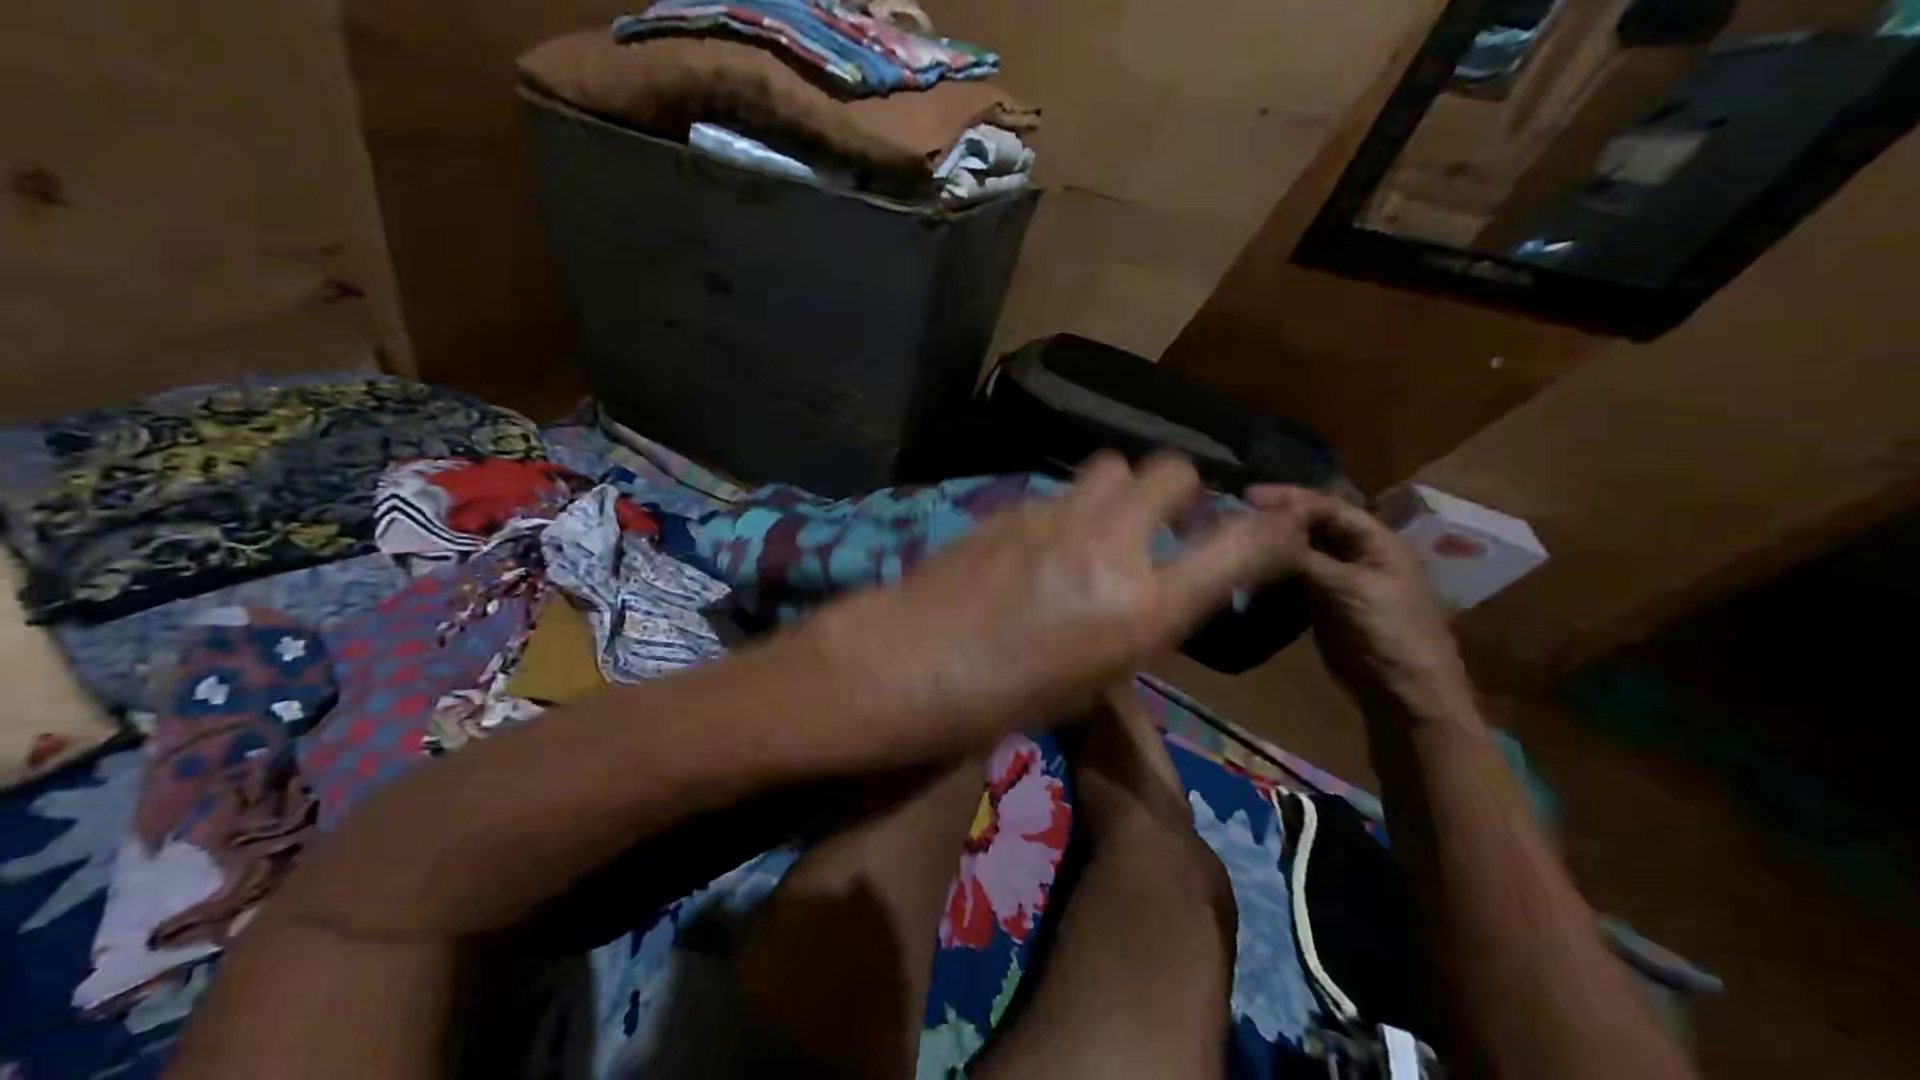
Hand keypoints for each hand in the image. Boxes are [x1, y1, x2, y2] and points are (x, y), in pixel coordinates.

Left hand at [805, 454, 1312, 752]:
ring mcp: (1057, 518)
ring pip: (1111, 465)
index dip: (1268, 531)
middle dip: (1177, 489)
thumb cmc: (997, 704)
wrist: (902, 667)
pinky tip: (1041, 542)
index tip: (1273, 526)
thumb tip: (1145, 595)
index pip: (1238, 547)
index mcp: (1143, 610)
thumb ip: (1132, 626)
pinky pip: (1058, 491)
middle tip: (1161, 520)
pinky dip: (1068, 508)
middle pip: (1171, 469)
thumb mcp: (1089, 681)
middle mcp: (1110, 549)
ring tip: (1100, 524)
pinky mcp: (1011, 506)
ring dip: (1119, 488)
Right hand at [1246, 486, 1475, 724]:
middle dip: (1277, 518)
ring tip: (1235, 536)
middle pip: (1313, 526)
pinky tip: (1247, 567)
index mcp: (1377, 541)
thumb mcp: (1351, 589)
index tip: (1248, 496)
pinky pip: (1294, 578)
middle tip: (1235, 514)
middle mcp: (1358, 554)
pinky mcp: (1323, 604)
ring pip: (1300, 552)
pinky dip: (1272, 571)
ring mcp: (1340, 580)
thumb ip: (1307, 559)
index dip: (1290, 499)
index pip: (1329, 508)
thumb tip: (1264, 535)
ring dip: (1272, 544)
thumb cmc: (1388, 631)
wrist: (1403, 691)